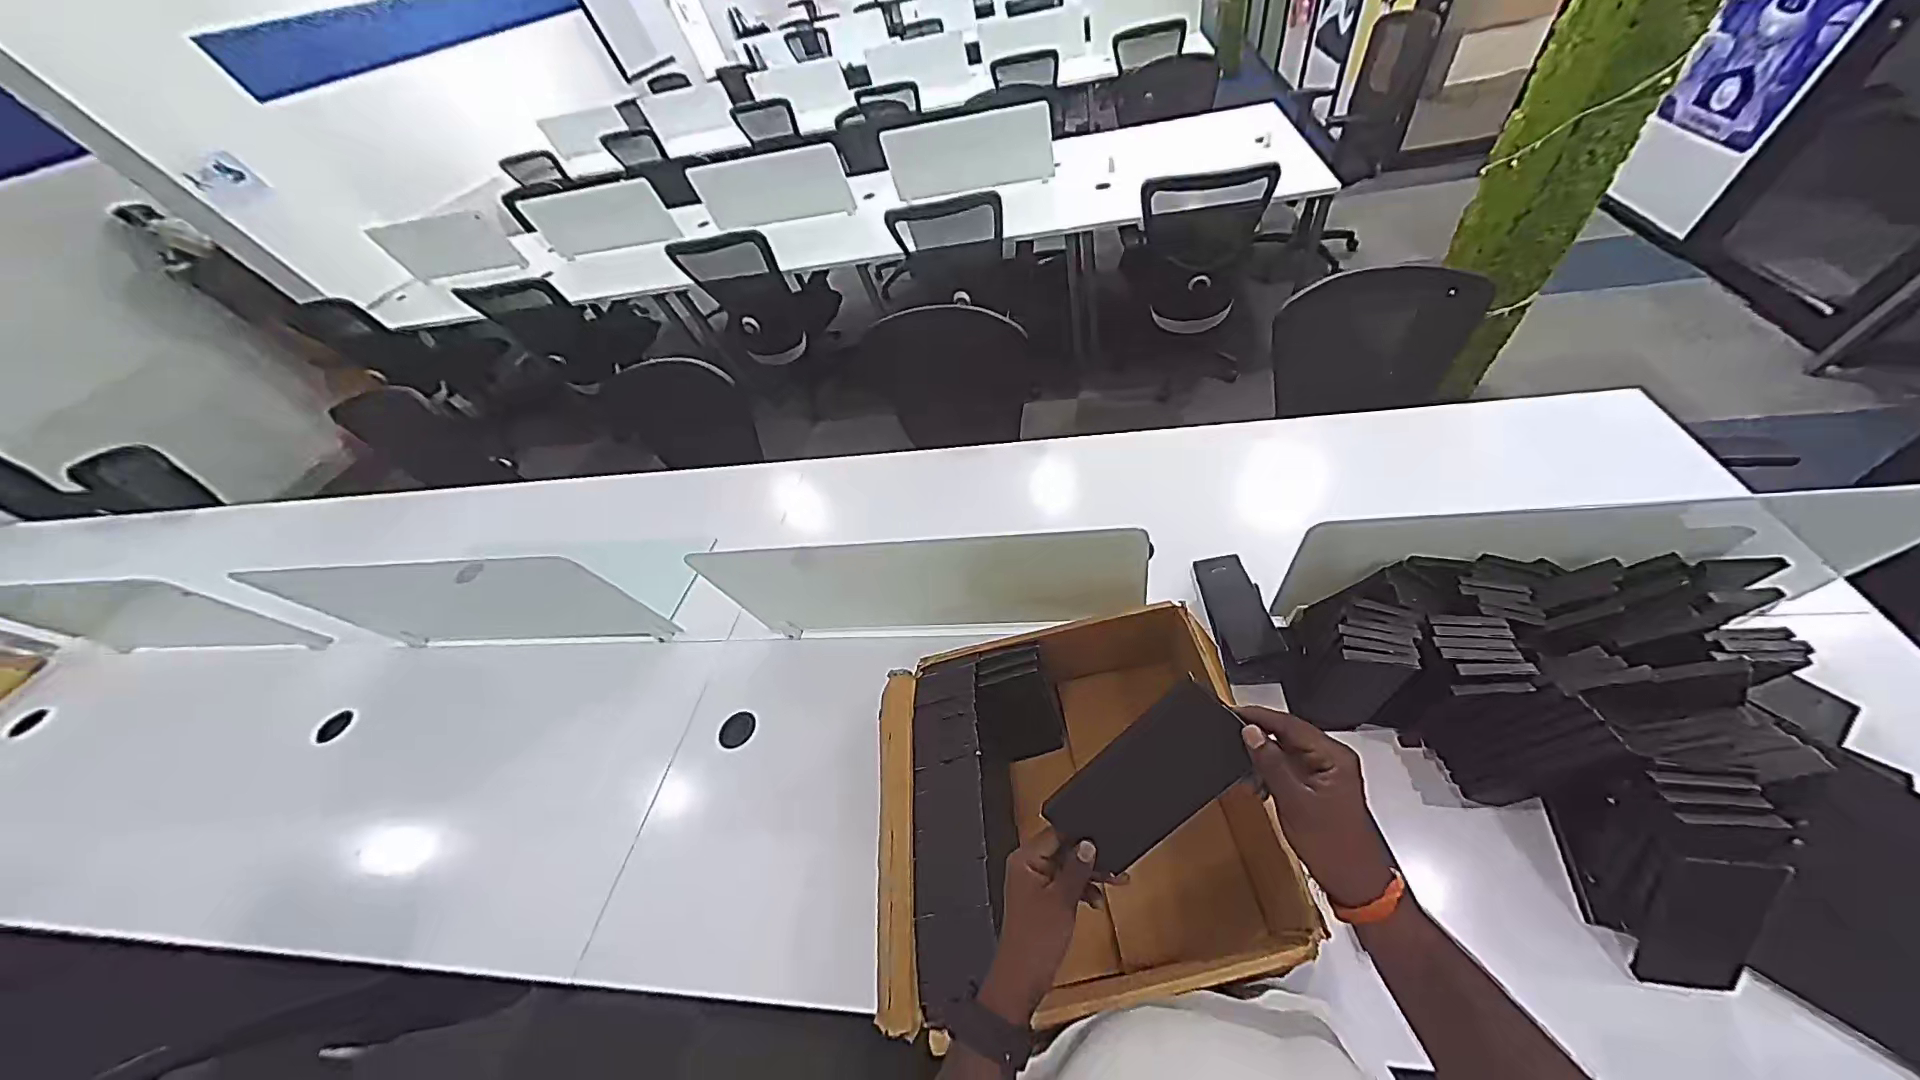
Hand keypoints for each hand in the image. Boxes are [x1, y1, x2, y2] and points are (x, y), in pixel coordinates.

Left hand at [977, 829, 1112, 1023]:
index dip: (1079, 835)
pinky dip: (1081, 890)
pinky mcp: (1042, 899)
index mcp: (1025, 859)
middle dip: (1089, 859)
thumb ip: (1076, 869)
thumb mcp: (1062, 900)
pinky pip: (1064, 884)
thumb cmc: (1035, 940)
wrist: (1023, 978)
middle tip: (1114, 865)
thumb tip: (1088, 845)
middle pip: (1062, 851)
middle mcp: (1027, 866)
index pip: (1055, 834)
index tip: (1103, 838)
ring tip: (1114, 881)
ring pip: (1066, 868)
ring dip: (1089, 876)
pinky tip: (1095, 900)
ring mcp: (1034, 883)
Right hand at [1237, 705, 1395, 909]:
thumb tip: (1251, 733)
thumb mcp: (1294, 800)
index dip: (1259, 717)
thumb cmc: (1335, 846)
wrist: (1355, 883)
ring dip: (1263, 760)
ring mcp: (1325, 773)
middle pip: (1288, 736)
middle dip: (1259, 740)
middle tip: (1232, 739)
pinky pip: (1288, 768)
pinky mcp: (1317, 786)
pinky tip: (1258, 785)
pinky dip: (1270, 773)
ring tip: (1246, 771)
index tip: (1233, 713)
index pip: (1290, 724)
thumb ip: (1270, 763)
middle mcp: (1332, 760)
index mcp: (1334, 757)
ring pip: (1285, 752)